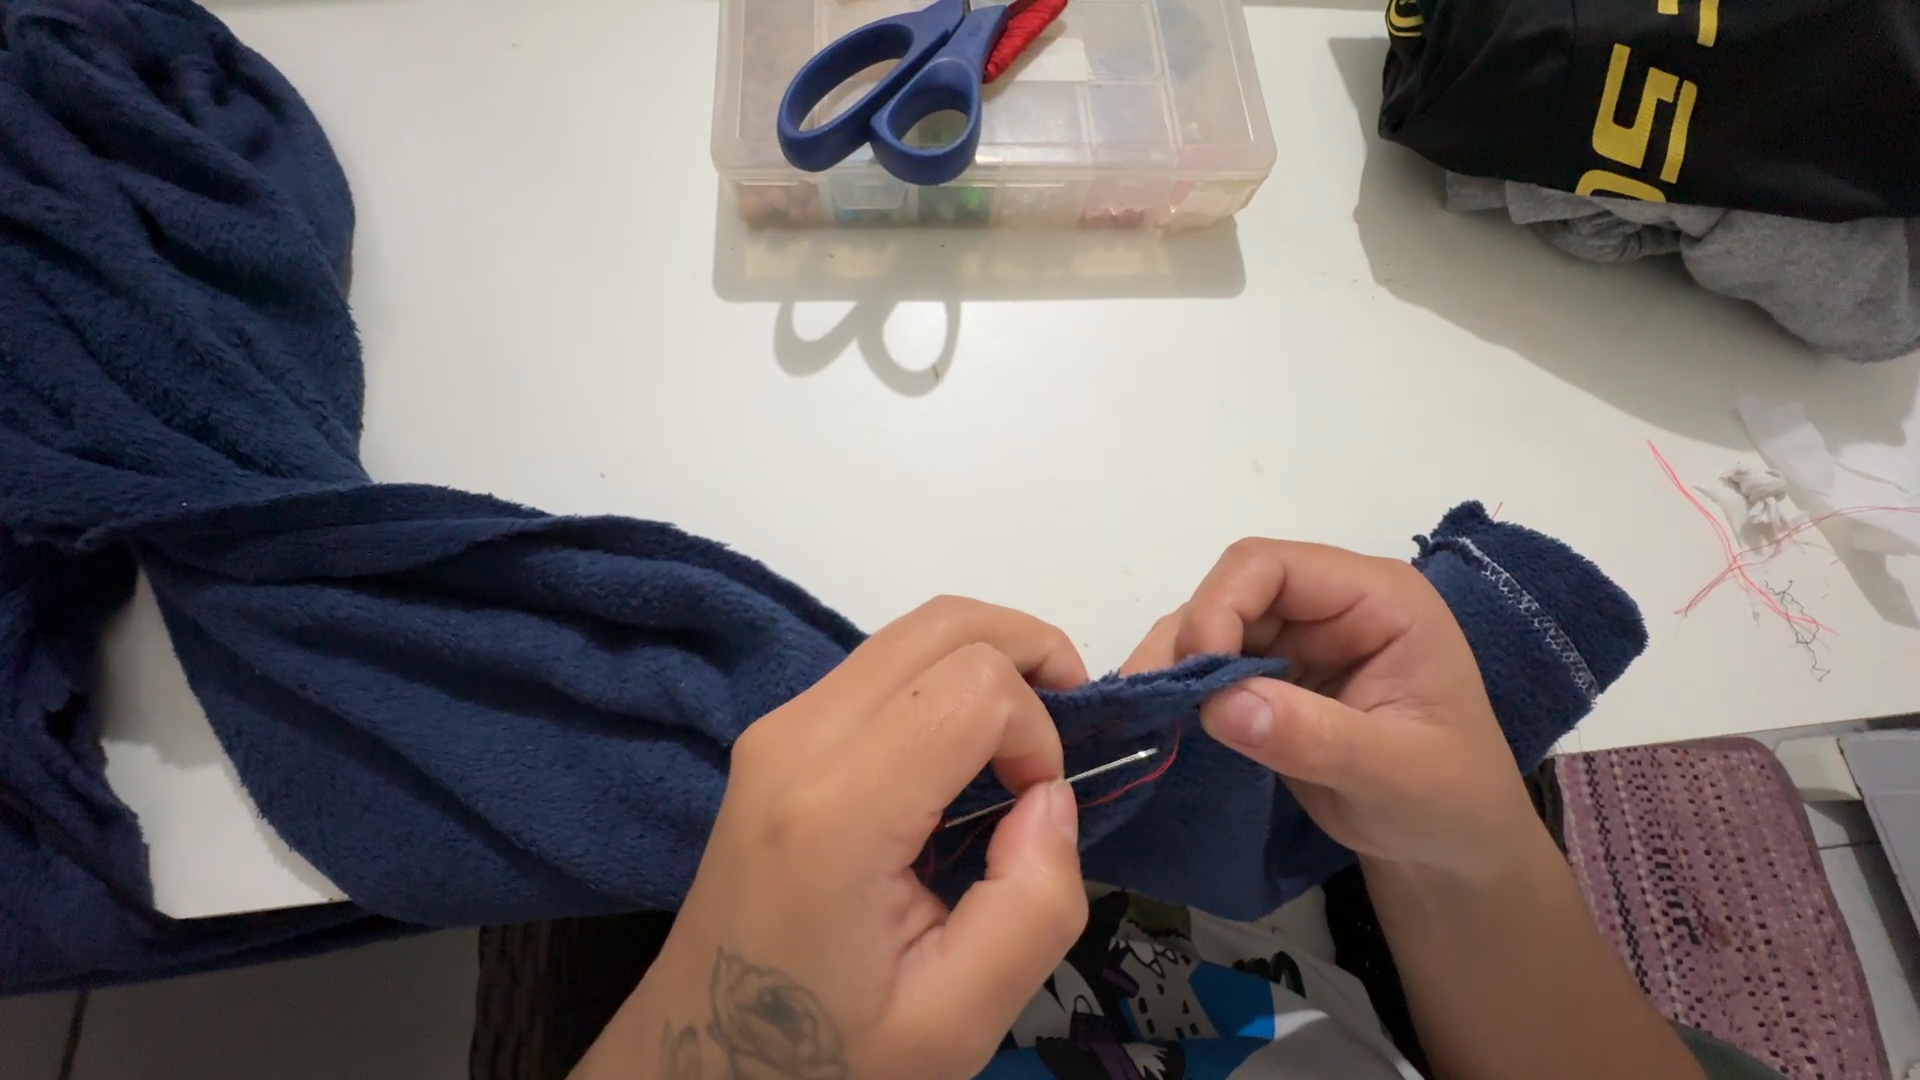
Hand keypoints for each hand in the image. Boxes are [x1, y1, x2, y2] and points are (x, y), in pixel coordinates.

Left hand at [576, 598, 1091, 1079]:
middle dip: (1030, 649)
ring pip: (913, 630)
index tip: (1040, 803)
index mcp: (837, 808)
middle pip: (944, 623)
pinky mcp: (780, 730)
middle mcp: (798, 736)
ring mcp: (780, 724)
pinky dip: (948, 674)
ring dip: (991, 656)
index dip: (1037, 730)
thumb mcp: (955, 1021)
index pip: (972, 686)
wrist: (698, 1055)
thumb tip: (1051, 794)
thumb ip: (1032, 905)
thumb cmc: (824, 1053)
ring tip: (1027, 729)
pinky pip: (884, 663)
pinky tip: (968, 740)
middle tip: (1070, 716)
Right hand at [1123, 540, 1539, 881]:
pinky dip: (1179, 687)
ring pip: (1207, 623)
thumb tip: (1217, 705)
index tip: (1198, 679)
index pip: (1269, 567)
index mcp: (1375, 599)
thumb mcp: (1396, 776)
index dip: (1220, 608)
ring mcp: (1296, 636)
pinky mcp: (1270, 672)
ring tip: (1147, 715)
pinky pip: (1208, 663)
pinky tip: (1162, 718)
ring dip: (1173, 665)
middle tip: (1155, 705)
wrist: (1452, 849)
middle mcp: (1327, 603)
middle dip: (1188, 644)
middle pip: (1227, 591)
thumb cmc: (1449, 806)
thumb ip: (1312, 737)